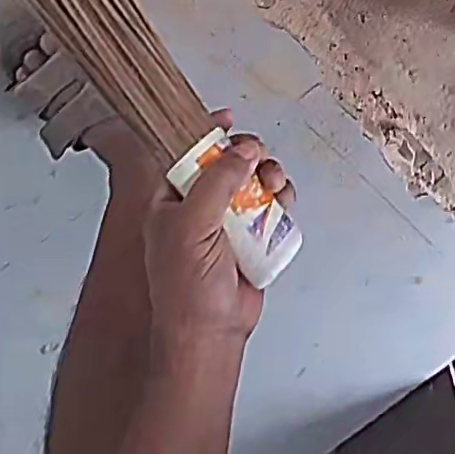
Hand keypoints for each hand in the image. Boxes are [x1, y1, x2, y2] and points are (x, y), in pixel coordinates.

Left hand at [142, 111, 291, 354]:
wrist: (212, 335)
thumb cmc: (186, 291)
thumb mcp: (192, 226)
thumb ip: (217, 182)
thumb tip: (243, 150)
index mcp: (172, 199)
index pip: (189, 152)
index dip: (207, 131)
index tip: (226, 118)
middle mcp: (199, 205)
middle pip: (228, 161)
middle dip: (247, 153)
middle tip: (257, 157)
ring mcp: (226, 219)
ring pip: (253, 179)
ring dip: (268, 172)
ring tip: (273, 183)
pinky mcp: (251, 234)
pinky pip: (270, 203)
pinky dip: (281, 196)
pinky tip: (282, 201)